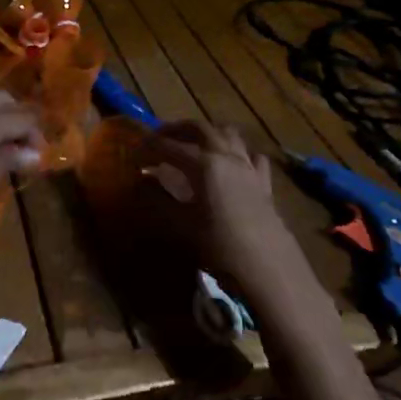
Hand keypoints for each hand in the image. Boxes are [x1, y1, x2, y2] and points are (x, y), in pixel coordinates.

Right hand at [145, 121, 308, 300]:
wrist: (269, 271)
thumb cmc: (218, 246)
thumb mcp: (179, 223)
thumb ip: (157, 198)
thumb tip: (141, 182)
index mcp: (203, 164)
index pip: (167, 146)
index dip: (146, 148)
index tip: (131, 156)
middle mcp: (227, 157)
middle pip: (199, 128)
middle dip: (174, 130)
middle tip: (156, 141)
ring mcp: (249, 168)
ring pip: (228, 134)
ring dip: (205, 134)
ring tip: (190, 146)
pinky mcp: (264, 184)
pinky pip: (251, 156)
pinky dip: (236, 152)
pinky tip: (228, 165)